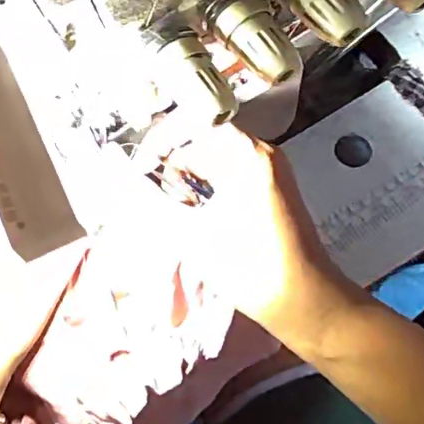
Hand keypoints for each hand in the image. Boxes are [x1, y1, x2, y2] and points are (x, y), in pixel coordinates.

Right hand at [158, 122, 354, 341]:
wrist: (304, 302)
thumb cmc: (251, 267)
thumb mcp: (192, 234)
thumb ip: (151, 201)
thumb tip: (120, 177)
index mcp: (248, 153)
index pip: (195, 120)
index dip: (162, 138)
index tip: (141, 165)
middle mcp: (260, 153)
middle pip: (202, 140)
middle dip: (172, 163)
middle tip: (154, 194)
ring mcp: (266, 172)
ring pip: (212, 160)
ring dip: (186, 179)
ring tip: (172, 209)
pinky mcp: (267, 191)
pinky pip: (226, 176)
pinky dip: (204, 190)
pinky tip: (192, 216)